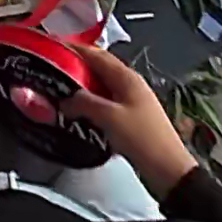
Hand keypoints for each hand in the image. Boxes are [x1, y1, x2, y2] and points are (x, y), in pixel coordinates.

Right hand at [62, 45, 197, 198]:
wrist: (172, 174)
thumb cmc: (141, 139)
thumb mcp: (109, 117)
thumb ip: (83, 102)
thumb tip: (63, 98)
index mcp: (126, 77)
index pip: (94, 53)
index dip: (72, 48)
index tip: (49, 46)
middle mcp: (129, 83)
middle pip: (98, 66)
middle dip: (75, 65)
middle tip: (50, 68)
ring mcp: (132, 100)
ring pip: (100, 84)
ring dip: (81, 84)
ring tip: (59, 88)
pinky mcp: (131, 117)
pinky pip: (105, 100)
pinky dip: (89, 100)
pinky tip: (78, 109)